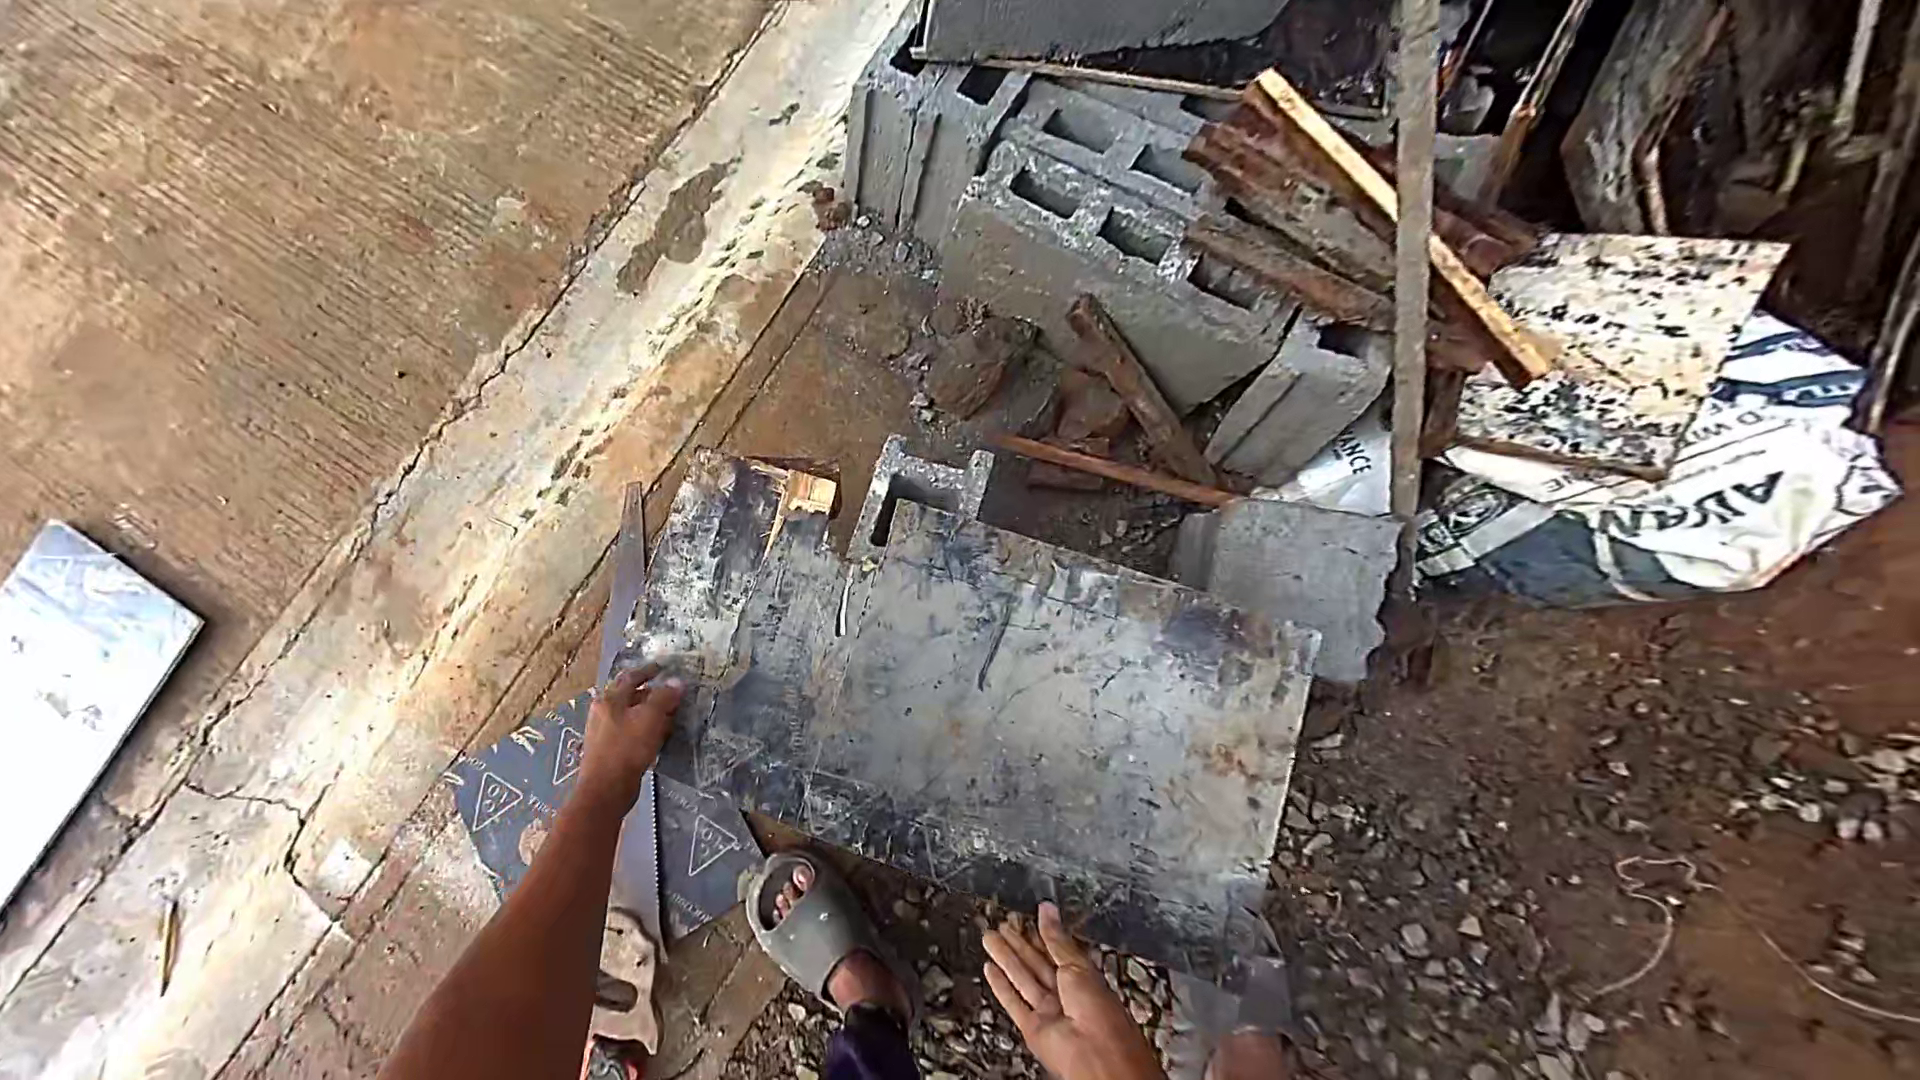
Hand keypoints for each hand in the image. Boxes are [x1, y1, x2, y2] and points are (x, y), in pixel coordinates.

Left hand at [579, 663, 682, 807]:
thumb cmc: (627, 748)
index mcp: (610, 700)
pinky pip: (632, 732)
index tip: (663, 667)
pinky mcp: (610, 750)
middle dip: (652, 694)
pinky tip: (659, 736)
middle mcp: (603, 713)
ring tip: (671, 715)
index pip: (630, 677)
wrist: (606, 789)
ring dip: (651, 713)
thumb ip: (664, 697)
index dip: (648, 671)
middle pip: (630, 696)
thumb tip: (677, 682)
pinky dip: (646, 729)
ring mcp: (604, 733)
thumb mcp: (651, 717)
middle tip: (673, 694)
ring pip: (632, 715)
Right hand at [983, 903, 1165, 1079]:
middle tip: (1002, 923)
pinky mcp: (1034, 1029)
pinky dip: (1000, 986)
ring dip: (1004, 958)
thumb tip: (1047, 910)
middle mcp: (1064, 993)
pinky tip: (990, 970)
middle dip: (1017, 942)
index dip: (1038, 932)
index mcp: (1081, 975)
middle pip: (1035, 962)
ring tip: (990, 938)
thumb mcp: (1077, 964)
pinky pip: (1013, 1003)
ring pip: (1021, 978)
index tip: (1024, 917)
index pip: (1054, 948)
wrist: (1099, 1058)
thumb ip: (1056, 938)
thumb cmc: (1101, 1013)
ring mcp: (1048, 1011)